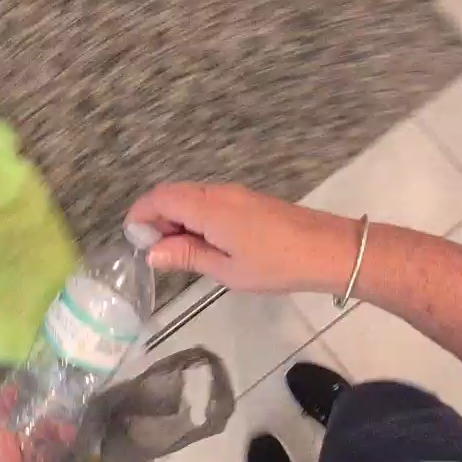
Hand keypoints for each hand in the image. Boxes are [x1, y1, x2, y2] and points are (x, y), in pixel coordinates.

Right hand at [125, 182, 360, 295]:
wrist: (328, 249)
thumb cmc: (275, 264)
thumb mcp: (226, 269)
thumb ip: (187, 256)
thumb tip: (152, 253)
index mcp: (207, 207)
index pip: (160, 198)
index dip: (140, 215)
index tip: (133, 240)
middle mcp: (216, 192)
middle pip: (172, 194)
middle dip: (155, 218)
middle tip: (155, 252)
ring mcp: (233, 193)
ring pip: (190, 197)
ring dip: (175, 218)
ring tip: (178, 252)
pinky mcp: (245, 200)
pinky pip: (207, 201)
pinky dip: (194, 217)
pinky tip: (203, 243)